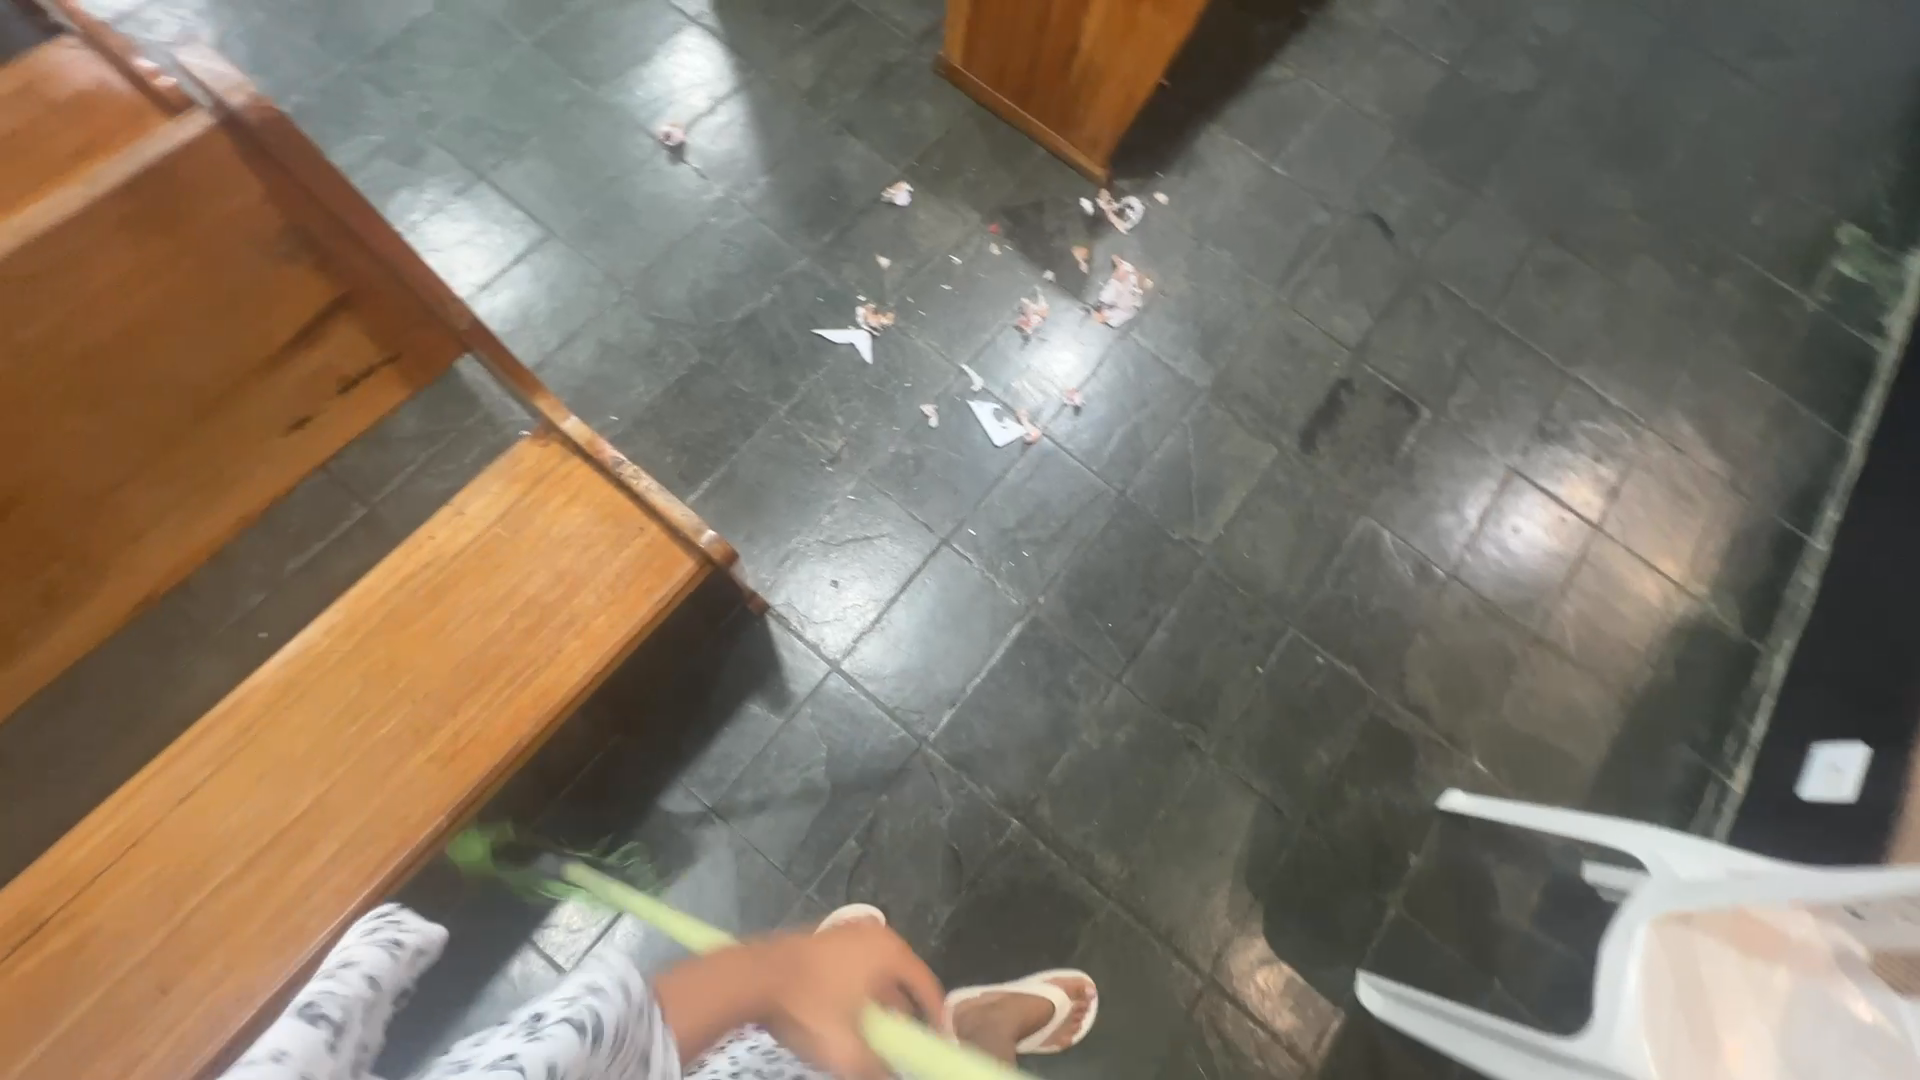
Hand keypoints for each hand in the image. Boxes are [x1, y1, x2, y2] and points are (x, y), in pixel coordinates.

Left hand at [753, 923, 946, 1079]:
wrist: (755, 976)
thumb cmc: (810, 1007)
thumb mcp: (846, 1051)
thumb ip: (878, 1070)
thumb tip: (895, 1078)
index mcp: (891, 953)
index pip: (927, 986)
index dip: (935, 1019)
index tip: (935, 1045)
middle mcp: (877, 935)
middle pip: (902, 979)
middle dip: (903, 1016)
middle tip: (898, 1047)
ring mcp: (850, 933)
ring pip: (876, 975)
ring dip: (878, 1006)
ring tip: (870, 1037)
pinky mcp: (828, 939)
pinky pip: (855, 968)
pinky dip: (857, 992)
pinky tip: (843, 1017)